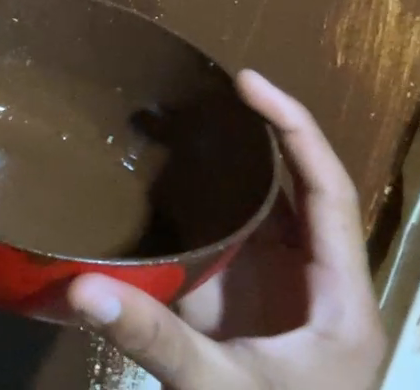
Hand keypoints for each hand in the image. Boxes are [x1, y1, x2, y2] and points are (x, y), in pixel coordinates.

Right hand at [67, 70, 387, 389]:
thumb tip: (79, 284)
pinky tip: (165, 177)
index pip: (327, 194)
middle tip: (199, 88)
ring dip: (232, 162)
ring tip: (178, 116)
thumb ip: (156, 338)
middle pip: (301, 190)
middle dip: (259, 133)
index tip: (247, 80)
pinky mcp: (247, 307)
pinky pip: (232, 236)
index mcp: (340, 300)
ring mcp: (282, 296)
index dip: (295, 130)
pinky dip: (205, 199)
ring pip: (267, 211)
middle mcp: (318, 286)